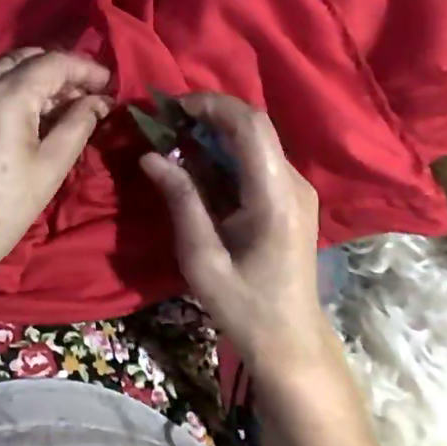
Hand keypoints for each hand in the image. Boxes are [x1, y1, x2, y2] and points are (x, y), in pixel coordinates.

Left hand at [0, 48, 111, 286]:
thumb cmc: (4, 206)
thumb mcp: (51, 165)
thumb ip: (79, 123)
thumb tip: (101, 101)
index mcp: (6, 94)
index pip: (54, 62)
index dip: (87, 69)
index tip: (113, 85)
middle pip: (30, 57)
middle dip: (64, 69)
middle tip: (93, 95)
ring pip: (11, 67)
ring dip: (42, 77)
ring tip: (72, 105)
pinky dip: (21, 86)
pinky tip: (40, 112)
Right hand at [139, 92, 335, 373]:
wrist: (290, 340)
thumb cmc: (244, 305)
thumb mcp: (201, 258)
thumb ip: (180, 200)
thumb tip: (150, 155)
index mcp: (275, 196)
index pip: (250, 126)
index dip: (211, 105)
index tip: (171, 109)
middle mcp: (293, 183)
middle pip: (254, 125)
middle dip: (208, 114)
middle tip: (166, 122)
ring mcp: (296, 189)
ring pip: (255, 139)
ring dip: (214, 131)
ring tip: (174, 140)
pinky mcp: (290, 197)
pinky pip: (256, 158)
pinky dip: (224, 151)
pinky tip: (197, 164)